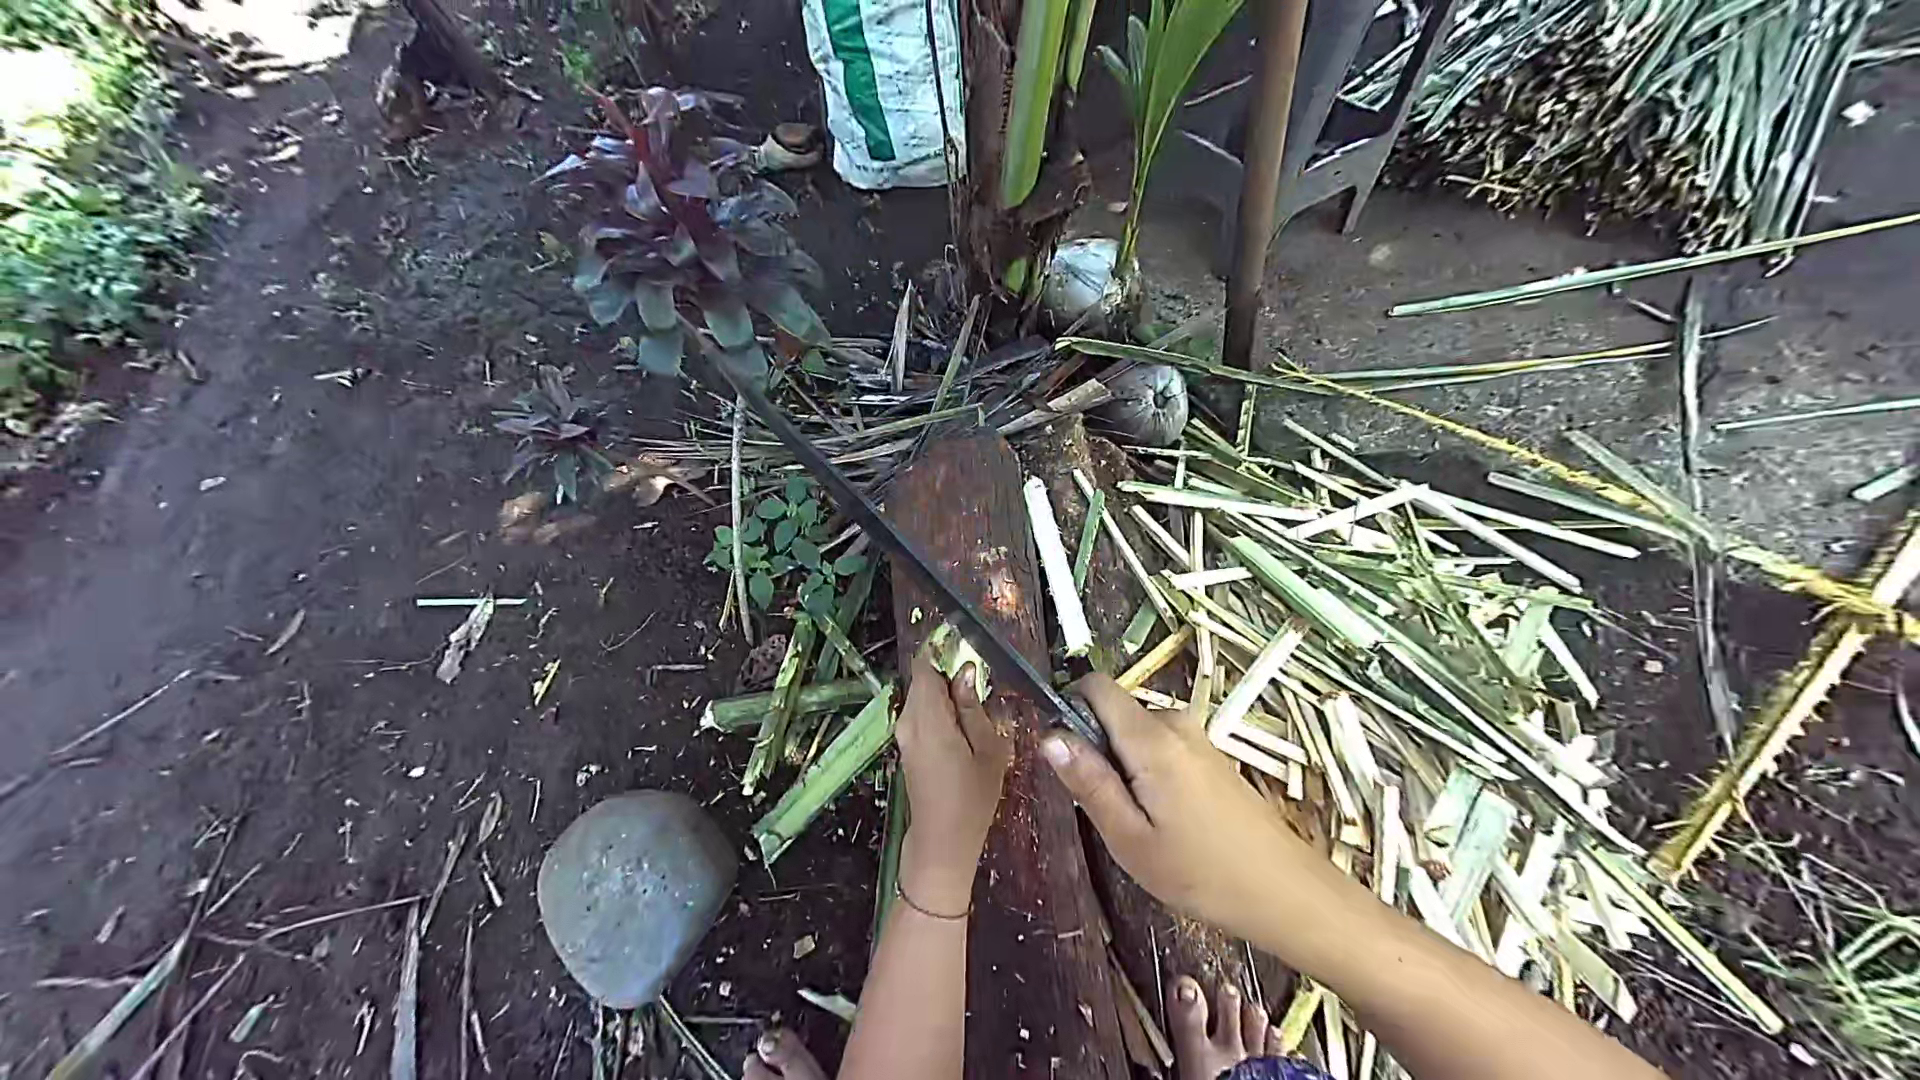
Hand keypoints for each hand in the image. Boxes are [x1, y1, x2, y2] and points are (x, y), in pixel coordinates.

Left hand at [895, 655, 1012, 914]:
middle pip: (922, 679)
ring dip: (944, 692)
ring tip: (975, 707)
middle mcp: (908, 721)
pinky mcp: (906, 745)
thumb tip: (965, 672)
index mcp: (928, 719)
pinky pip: (920, 713)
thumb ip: (973, 707)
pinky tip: (962, 726)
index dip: (941, 650)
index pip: (924, 667)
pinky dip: (938, 709)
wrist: (942, 843)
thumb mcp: (987, 750)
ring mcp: (903, 734)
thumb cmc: (972, 798)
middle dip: (947, 673)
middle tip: (979, 684)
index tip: (964, 644)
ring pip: (921, 696)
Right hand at [1041, 674, 1342, 950]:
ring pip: (1136, 731)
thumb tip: (1049, 736)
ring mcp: (1197, 736)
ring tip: (1141, 821)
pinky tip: (1169, 819)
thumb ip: (1088, 782)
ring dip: (1124, 763)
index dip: (1070, 708)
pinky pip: (1160, 744)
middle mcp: (1174, 722)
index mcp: (1151, 737)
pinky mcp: (1210, 753)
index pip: (1096, 686)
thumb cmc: (1202, 873)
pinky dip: (1148, 770)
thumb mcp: (1130, 838)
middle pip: (1114, 711)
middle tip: (1109, 808)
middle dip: (1098, 747)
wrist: (1288, 893)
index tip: (1069, 755)